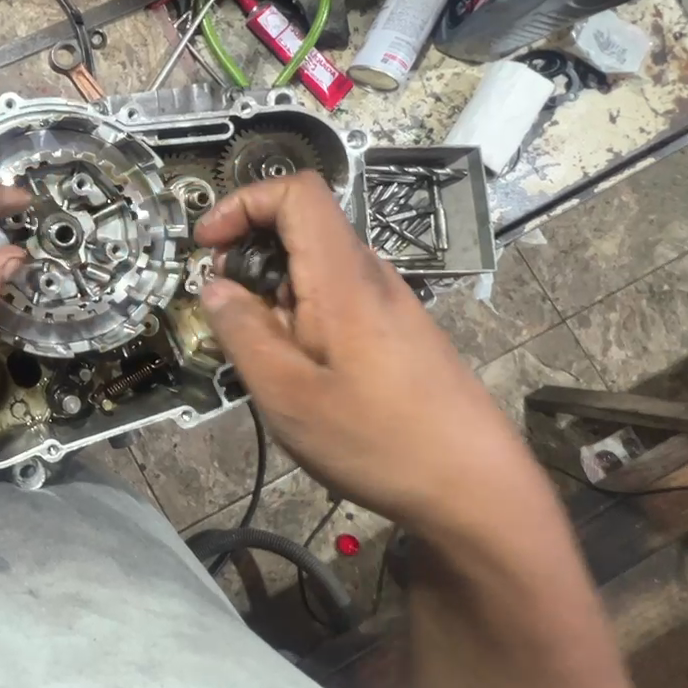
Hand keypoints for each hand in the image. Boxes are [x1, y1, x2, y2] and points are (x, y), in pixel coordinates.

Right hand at [193, 174, 540, 538]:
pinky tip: (300, 370)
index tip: (208, 244)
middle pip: (300, 228)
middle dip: (248, 256)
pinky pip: (333, 298)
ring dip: (271, 292)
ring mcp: (388, 304)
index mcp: (342, 279)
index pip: (297, 193)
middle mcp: (370, 278)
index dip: (242, 203)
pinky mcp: (396, 332)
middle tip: (229, 311)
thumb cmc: (378, 442)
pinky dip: (297, 314)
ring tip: (263, 353)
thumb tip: (215, 287)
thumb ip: (242, 331)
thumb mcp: (286, 393)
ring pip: (313, 267)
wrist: (479, 495)